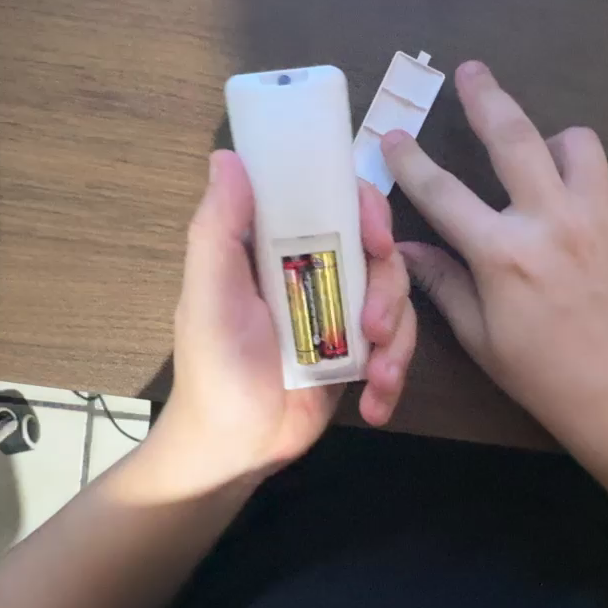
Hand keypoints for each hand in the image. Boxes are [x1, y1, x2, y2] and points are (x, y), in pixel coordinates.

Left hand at [148, 150, 416, 491]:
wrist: (236, 449)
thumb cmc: (215, 369)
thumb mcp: (210, 297)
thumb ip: (217, 230)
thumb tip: (228, 158)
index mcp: (277, 247)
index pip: (332, 201)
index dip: (365, 207)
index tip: (378, 237)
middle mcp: (314, 270)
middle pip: (378, 250)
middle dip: (389, 287)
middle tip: (376, 326)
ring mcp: (340, 313)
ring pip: (396, 298)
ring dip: (398, 339)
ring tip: (378, 376)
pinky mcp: (357, 353)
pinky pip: (397, 347)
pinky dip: (394, 375)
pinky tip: (375, 404)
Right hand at [382, 61, 607, 507]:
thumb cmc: (544, 377)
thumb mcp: (481, 339)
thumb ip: (444, 285)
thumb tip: (405, 251)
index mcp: (503, 255)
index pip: (442, 194)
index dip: (410, 161)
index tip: (392, 136)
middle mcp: (551, 221)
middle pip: (513, 137)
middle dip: (486, 97)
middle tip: (471, 70)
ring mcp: (597, 216)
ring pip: (574, 142)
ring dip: (547, 137)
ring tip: (535, 152)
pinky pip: (601, 175)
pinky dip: (578, 173)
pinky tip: (567, 200)